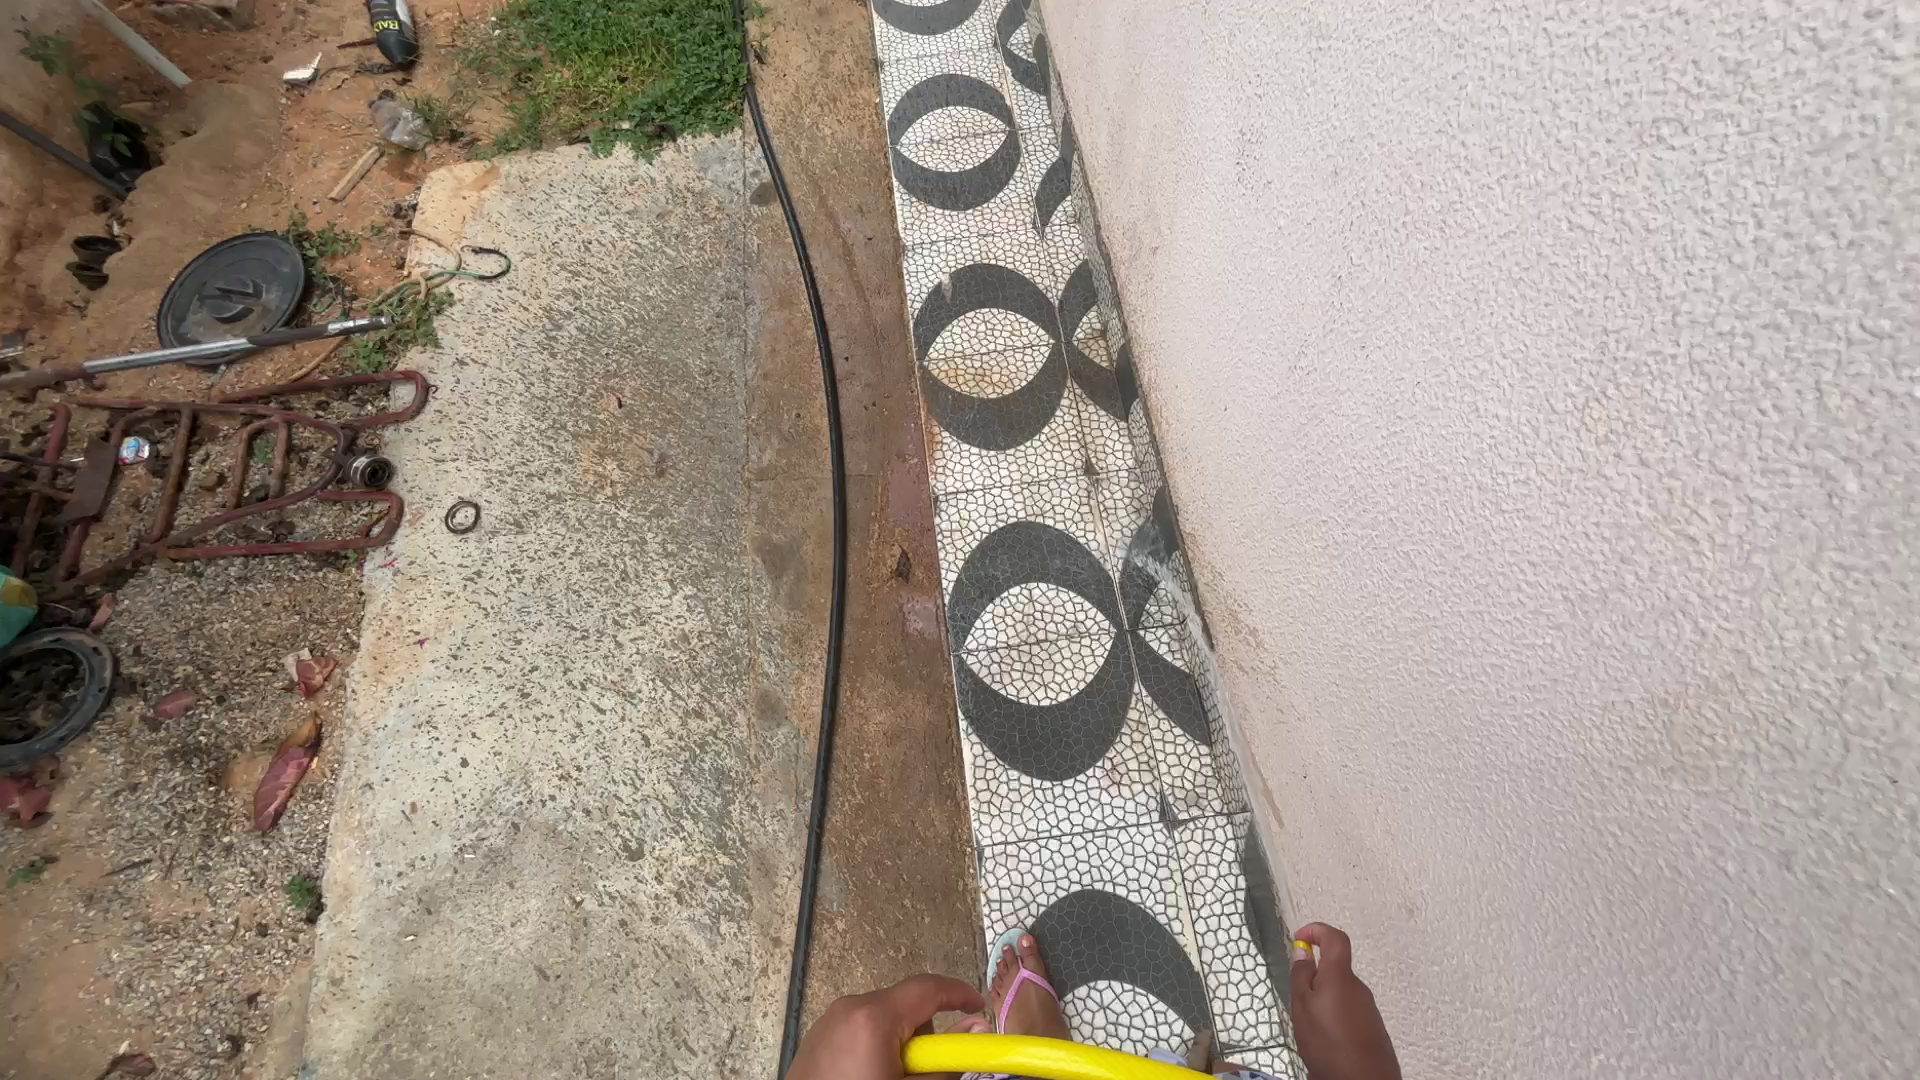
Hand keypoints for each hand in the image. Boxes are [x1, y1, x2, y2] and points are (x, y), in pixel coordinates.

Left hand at [786, 974, 985, 1079]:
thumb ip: (946, 1062)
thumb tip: (976, 1028)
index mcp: (874, 1016)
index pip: (927, 988)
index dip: (958, 994)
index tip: (980, 1007)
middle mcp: (850, 1007)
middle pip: (904, 1005)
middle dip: (922, 1035)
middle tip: (924, 1072)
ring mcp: (829, 1020)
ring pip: (882, 1019)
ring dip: (898, 1044)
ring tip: (891, 1079)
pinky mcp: (816, 1038)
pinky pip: (859, 1029)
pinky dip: (874, 1048)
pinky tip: (869, 1078)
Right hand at [1289, 922, 1400, 1079]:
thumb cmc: (1328, 1044)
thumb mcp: (1301, 1007)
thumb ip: (1301, 975)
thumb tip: (1303, 952)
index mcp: (1340, 977)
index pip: (1335, 938)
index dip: (1316, 930)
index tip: (1298, 941)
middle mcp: (1359, 989)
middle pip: (1335, 970)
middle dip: (1314, 978)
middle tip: (1298, 1001)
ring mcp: (1370, 1012)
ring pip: (1340, 994)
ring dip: (1323, 1002)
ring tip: (1312, 1029)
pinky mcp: (1374, 1032)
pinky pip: (1350, 1013)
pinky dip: (1335, 1019)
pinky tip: (1328, 1044)